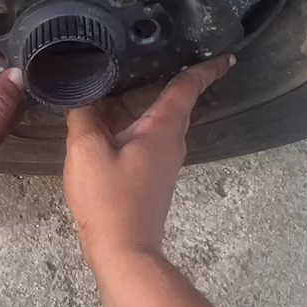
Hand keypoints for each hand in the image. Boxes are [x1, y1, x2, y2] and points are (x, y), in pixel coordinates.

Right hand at [63, 54, 232, 265]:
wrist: (124, 250)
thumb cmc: (109, 199)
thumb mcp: (86, 150)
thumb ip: (83, 115)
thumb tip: (81, 96)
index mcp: (161, 129)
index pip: (187, 88)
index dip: (206, 68)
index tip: (225, 55)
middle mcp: (170, 143)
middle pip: (174, 104)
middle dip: (173, 81)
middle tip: (162, 59)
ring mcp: (162, 163)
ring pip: (157, 123)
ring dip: (144, 104)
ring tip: (118, 88)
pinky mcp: (151, 178)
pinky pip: (146, 140)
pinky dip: (132, 125)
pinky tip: (107, 124)